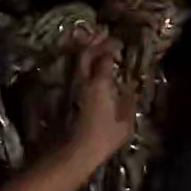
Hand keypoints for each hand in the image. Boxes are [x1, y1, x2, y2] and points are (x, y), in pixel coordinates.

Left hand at [67, 38, 136, 167]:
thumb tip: (131, 87)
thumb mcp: (124, 123)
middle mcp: (81, 80)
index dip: (111, 47)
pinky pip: (69, 72)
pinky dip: (75, 64)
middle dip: (95, 42)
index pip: (105, 57)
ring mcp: (68, 87)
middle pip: (85, 53)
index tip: (119, 44)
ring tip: (91, 44)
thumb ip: (128, 101)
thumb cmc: (101, 139)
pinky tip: (81, 66)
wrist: (71, 154)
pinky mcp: (60, 96)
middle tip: (103, 36)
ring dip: (83, 50)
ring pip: (74, 61)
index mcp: (99, 83)